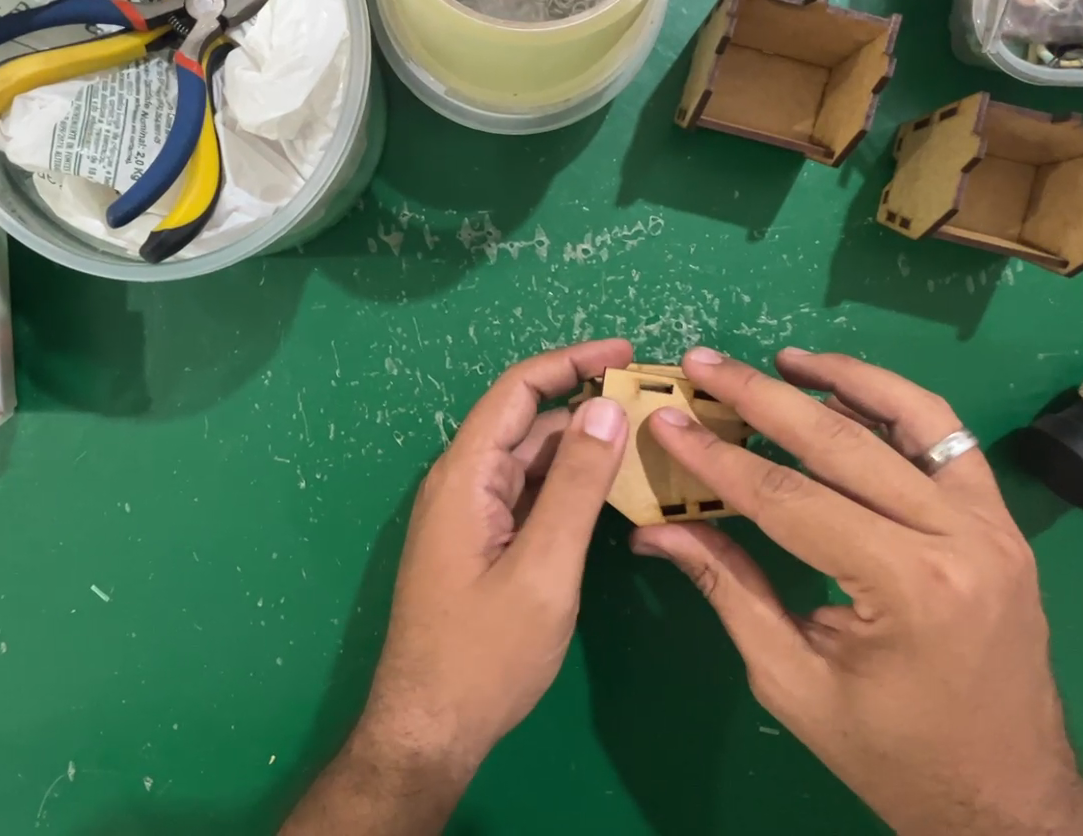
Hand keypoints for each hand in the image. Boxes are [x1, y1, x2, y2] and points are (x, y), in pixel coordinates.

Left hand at [282, 340, 632, 834]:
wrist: (430, 728)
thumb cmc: (485, 654)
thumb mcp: (543, 568)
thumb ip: (577, 486)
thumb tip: (606, 408)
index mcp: (466, 474)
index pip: (518, 390)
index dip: (570, 362)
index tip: (625, 353)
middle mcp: (463, 481)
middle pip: (527, 422)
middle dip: (586, 404)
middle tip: (652, 404)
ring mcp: (470, 512)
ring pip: (531, 459)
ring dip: (581, 446)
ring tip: (644, 443)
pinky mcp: (481, 539)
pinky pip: (528, 493)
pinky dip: (568, 484)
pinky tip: (610, 490)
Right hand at [632, 347, 1082, 835]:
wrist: (1008, 802)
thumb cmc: (892, 754)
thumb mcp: (790, 678)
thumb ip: (725, 586)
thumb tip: (653, 531)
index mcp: (906, 588)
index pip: (787, 498)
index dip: (716, 457)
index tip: (665, 419)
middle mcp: (960, 539)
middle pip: (842, 443)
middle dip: (760, 398)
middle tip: (704, 363)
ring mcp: (992, 524)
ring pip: (912, 419)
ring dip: (842, 378)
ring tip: (782, 359)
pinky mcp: (1000, 523)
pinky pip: (947, 441)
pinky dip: (894, 404)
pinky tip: (846, 392)